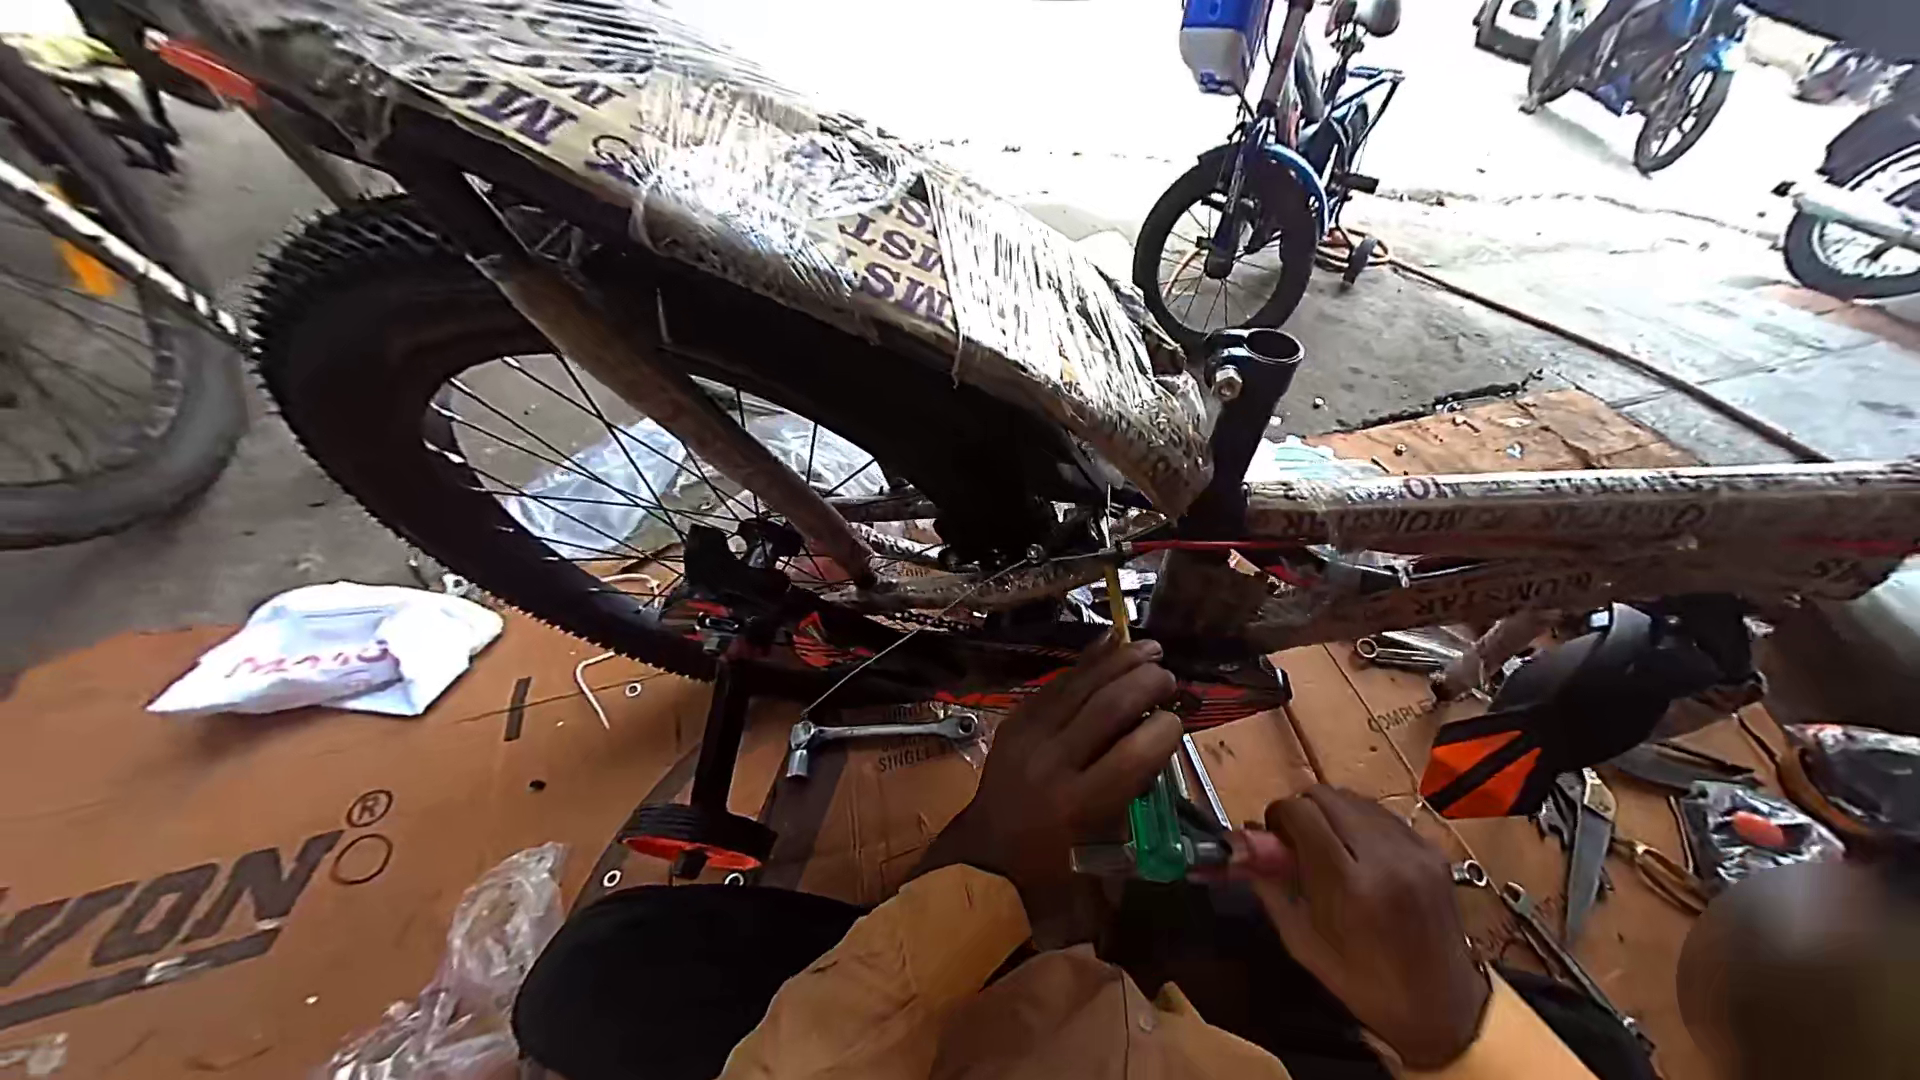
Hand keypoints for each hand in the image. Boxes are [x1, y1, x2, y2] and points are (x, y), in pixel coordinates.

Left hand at [919, 636, 1181, 902]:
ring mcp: (1029, 736)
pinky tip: (1108, 644)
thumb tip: (1158, 740)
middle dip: (1144, 684)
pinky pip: (1056, 684)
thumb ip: (1132, 794)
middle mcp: (1052, 763)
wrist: (987, 852)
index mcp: (1078, 805)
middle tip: (1169, 676)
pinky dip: (1086, 663)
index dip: (1161, 732)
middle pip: (1106, 710)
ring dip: (1118, 662)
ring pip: (1080, 686)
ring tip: (1149, 648)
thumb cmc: (1054, 862)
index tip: (1176, 721)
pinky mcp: (1015, 719)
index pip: (1130, 758)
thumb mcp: (1102, 846)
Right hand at [1242, 786, 1490, 1069]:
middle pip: (1324, 795)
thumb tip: (1240, 844)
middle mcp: (1385, 858)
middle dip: (1301, 810)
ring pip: (1352, 798)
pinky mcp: (1433, 850)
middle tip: (1297, 839)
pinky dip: (1359, 821)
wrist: (1449, 1012)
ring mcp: (1414, 851)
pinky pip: (1380, 812)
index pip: (1300, 811)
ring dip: (1330, 812)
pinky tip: (1359, 850)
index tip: (1274, 835)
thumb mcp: (1302, 942)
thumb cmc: (1365, 984)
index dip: (1278, 815)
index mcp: (1351, 884)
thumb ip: (1269, 886)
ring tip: (1329, 844)